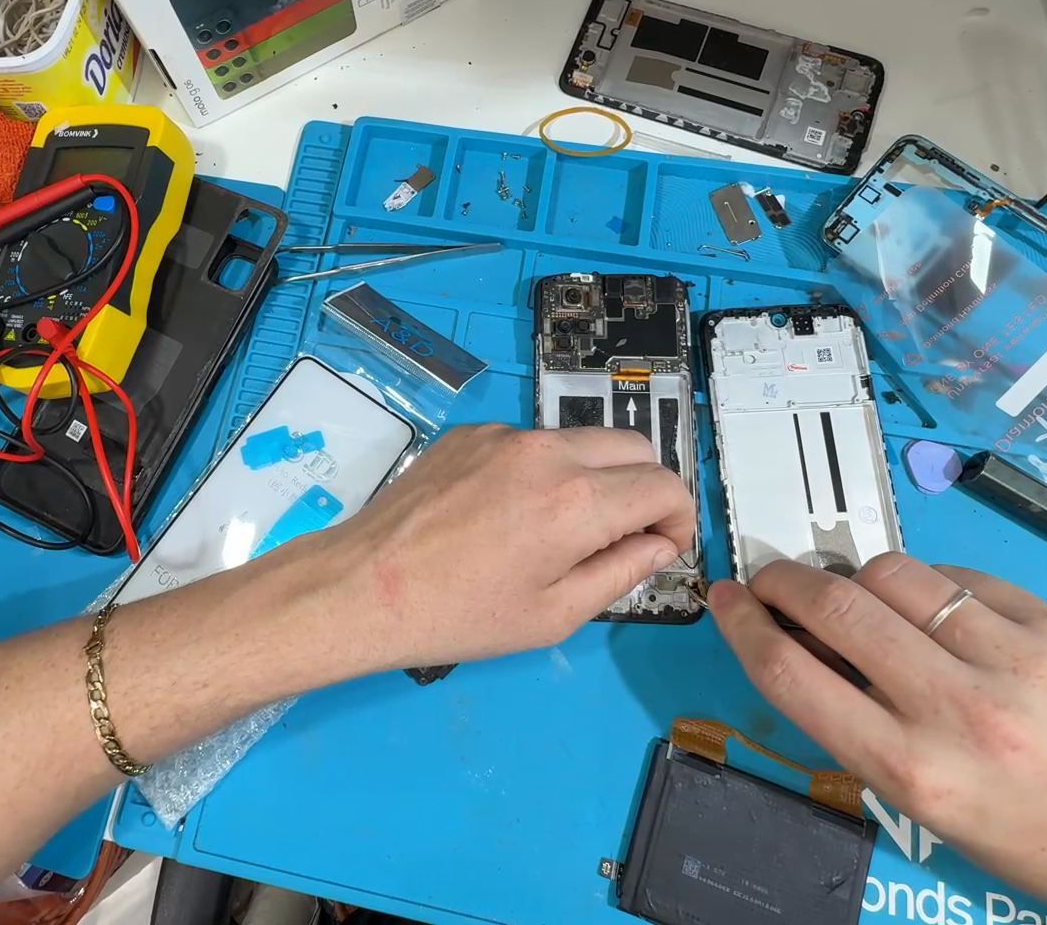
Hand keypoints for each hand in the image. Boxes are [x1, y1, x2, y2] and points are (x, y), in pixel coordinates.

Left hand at [312, 424, 694, 670]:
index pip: (664, 485)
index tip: (662, 546)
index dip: (678, 517)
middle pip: (632, 446)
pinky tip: (506, 509)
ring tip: (559, 525)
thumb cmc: (463, 615)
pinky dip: (541, 468)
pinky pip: (528, 441)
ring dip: (593, 475)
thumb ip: (621, 572)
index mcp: (577, 501)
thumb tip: (659, 544)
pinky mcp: (470, 432)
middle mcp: (547, 451)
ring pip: (580, 440)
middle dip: (645, 487)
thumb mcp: (553, 614)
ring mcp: (504, 434)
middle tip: (625, 532)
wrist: (368, 584)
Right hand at [709, 553, 1046, 924]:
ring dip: (855, 578)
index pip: (792, 674)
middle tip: (773, 581)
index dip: (743, 625)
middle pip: (833, 607)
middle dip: (783, 580)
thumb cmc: (1020, 832)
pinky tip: (934, 610)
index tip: (727, 598)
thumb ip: (847, 712)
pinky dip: (924, 584)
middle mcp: (960, 713)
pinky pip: (954, 575)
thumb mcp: (915, 796)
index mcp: (913, 769)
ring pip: (889, 572)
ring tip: (865, 601)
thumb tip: (795, 634)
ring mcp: (1014, 662)